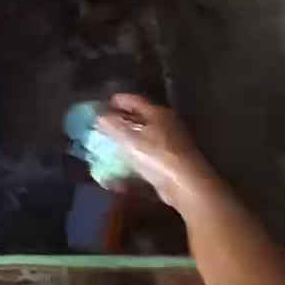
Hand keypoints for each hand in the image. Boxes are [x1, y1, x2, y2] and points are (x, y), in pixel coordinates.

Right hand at [96, 93, 224, 211]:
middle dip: (121, 119)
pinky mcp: (171, 160)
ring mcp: (171, 142)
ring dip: (127, 137)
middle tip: (102, 124)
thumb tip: (99, 116)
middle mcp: (167, 123)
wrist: (185, 185)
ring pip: (144, 134)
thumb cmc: (156, 155)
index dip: (117, 101)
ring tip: (108, 142)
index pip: (135, 100)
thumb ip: (112, 125)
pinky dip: (134, 153)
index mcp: (158, 112)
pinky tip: (122, 161)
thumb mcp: (129, 138)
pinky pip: (147, 152)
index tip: (101, 105)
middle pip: (140, 116)